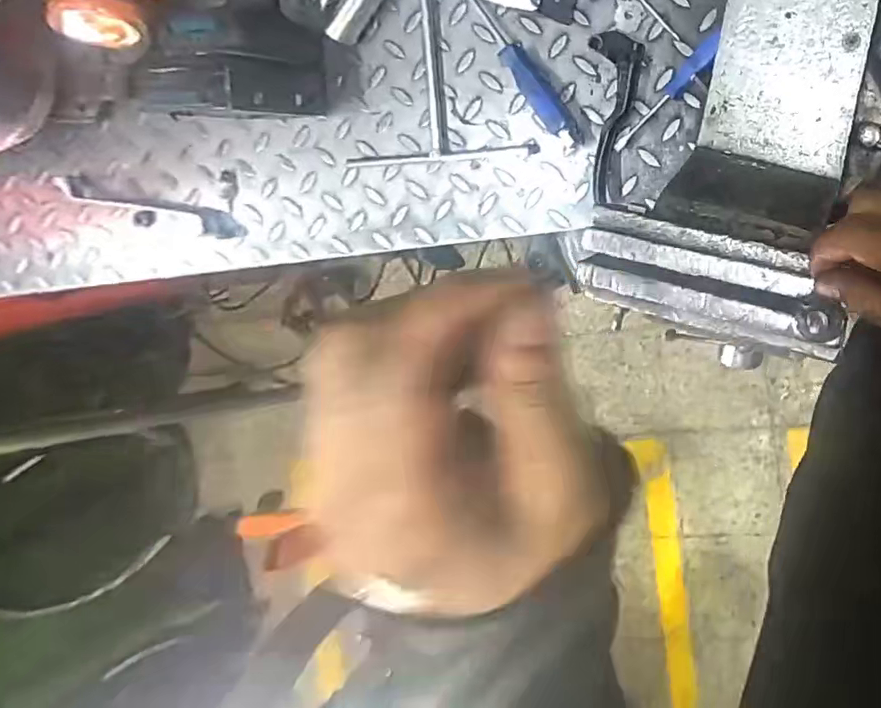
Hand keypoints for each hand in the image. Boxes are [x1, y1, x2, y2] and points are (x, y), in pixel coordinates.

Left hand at [302, 272, 607, 615]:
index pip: (392, 374)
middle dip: (434, 307)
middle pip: (348, 352)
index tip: (521, 284)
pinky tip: (464, 349)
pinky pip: (356, 365)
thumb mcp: (558, 478)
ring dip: (423, 318)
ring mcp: (323, 466)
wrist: (493, 595)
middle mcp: (335, 483)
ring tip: (492, 325)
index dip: (452, 309)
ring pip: (346, 349)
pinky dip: (413, 339)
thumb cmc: (536, 542)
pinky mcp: (332, 447)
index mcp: (394, 503)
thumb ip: (536, 392)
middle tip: (507, 301)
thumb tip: (529, 303)